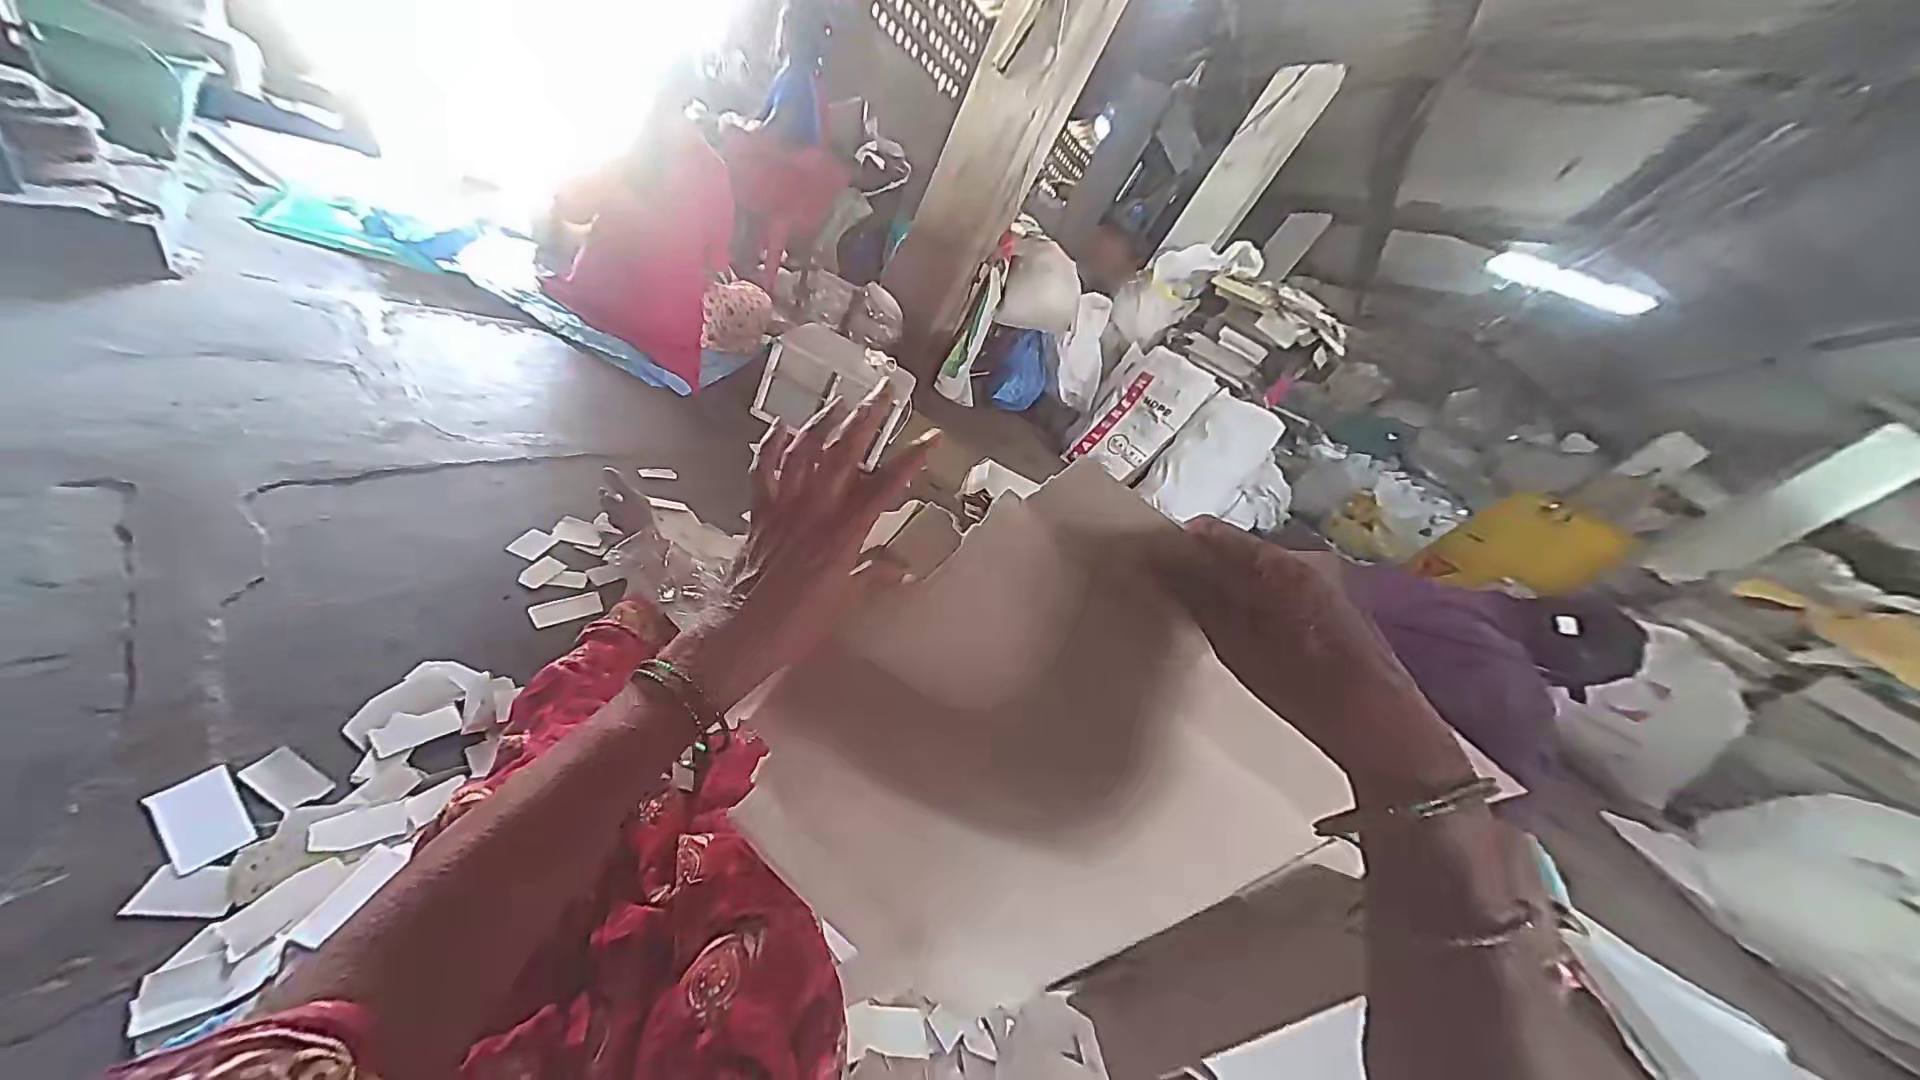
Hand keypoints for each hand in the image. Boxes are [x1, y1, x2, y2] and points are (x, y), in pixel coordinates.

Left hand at [663, 385, 939, 709]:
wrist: (740, 634)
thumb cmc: (797, 624)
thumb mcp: (845, 602)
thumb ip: (874, 576)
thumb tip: (903, 569)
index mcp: (842, 535)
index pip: (884, 487)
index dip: (911, 460)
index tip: (931, 437)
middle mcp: (813, 511)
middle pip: (844, 454)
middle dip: (868, 418)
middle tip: (886, 391)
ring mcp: (783, 508)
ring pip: (804, 452)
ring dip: (824, 422)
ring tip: (843, 402)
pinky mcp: (759, 513)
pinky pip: (763, 471)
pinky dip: (771, 446)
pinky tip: (782, 427)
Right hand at [1153, 517, 1472, 798]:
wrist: (1381, 728)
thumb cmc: (1301, 684)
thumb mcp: (1235, 642)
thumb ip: (1198, 595)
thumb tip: (1161, 558)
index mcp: (1279, 563)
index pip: (1213, 532)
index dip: (1180, 544)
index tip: (1155, 565)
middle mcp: (1307, 561)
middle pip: (1238, 550)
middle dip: (1205, 567)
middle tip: (1177, 595)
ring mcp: (1327, 583)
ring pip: (1261, 572)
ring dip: (1232, 586)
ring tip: (1209, 618)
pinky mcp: (1338, 607)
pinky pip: (1281, 589)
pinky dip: (1258, 601)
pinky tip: (1250, 633)